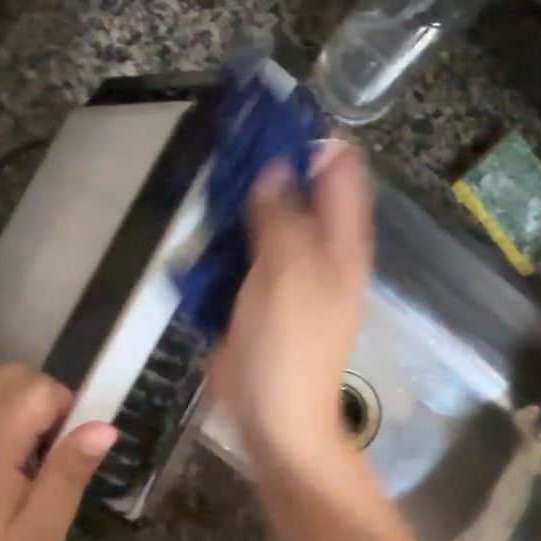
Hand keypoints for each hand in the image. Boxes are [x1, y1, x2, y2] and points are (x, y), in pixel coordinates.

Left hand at [0, 365, 115, 540]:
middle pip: (9, 378)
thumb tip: (105, 425)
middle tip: (53, 461)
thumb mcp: (42, 530)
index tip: (71, 457)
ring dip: (15, 416)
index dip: (67, 410)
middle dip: (42, 403)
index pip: (39, 385)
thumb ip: (71, 470)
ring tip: (25, 477)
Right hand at [212, 140, 373, 472]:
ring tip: (205, 184)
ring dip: (236, 206)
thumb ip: (281, 215)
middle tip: (222, 149)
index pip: (337, 168)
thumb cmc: (288, 347)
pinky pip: (240, 260)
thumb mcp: (288, 272)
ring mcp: (284, 278)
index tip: (264, 120)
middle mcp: (318, 252)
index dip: (309, 137)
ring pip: (263, 224)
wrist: (274, 420)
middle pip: (297, 192)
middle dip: (264, 168)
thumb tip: (273, 169)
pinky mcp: (254, 302)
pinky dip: (222, 245)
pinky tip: (199, 234)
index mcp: (341, 242)